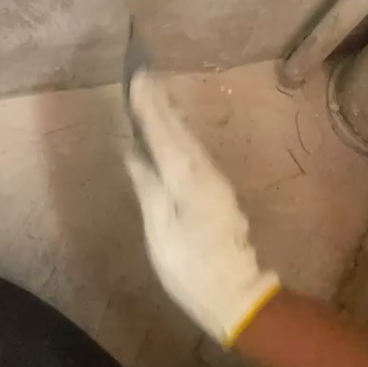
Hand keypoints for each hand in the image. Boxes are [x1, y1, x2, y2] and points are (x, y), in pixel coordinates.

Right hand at [122, 67, 280, 344]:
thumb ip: (147, 186)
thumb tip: (132, 152)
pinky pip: (193, 150)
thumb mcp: (159, 230)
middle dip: (160, 101)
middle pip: (178, 129)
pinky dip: (179, 132)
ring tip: (156, 91)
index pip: (162, 133)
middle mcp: (203, 171)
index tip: (137, 78)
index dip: (148, 106)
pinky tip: (172, 127)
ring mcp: (214, 179)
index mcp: (186, 178)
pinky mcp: (216, 189)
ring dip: (170, 113)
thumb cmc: (189, 267)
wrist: (235, 293)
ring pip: (188, 138)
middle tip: (145, 73)